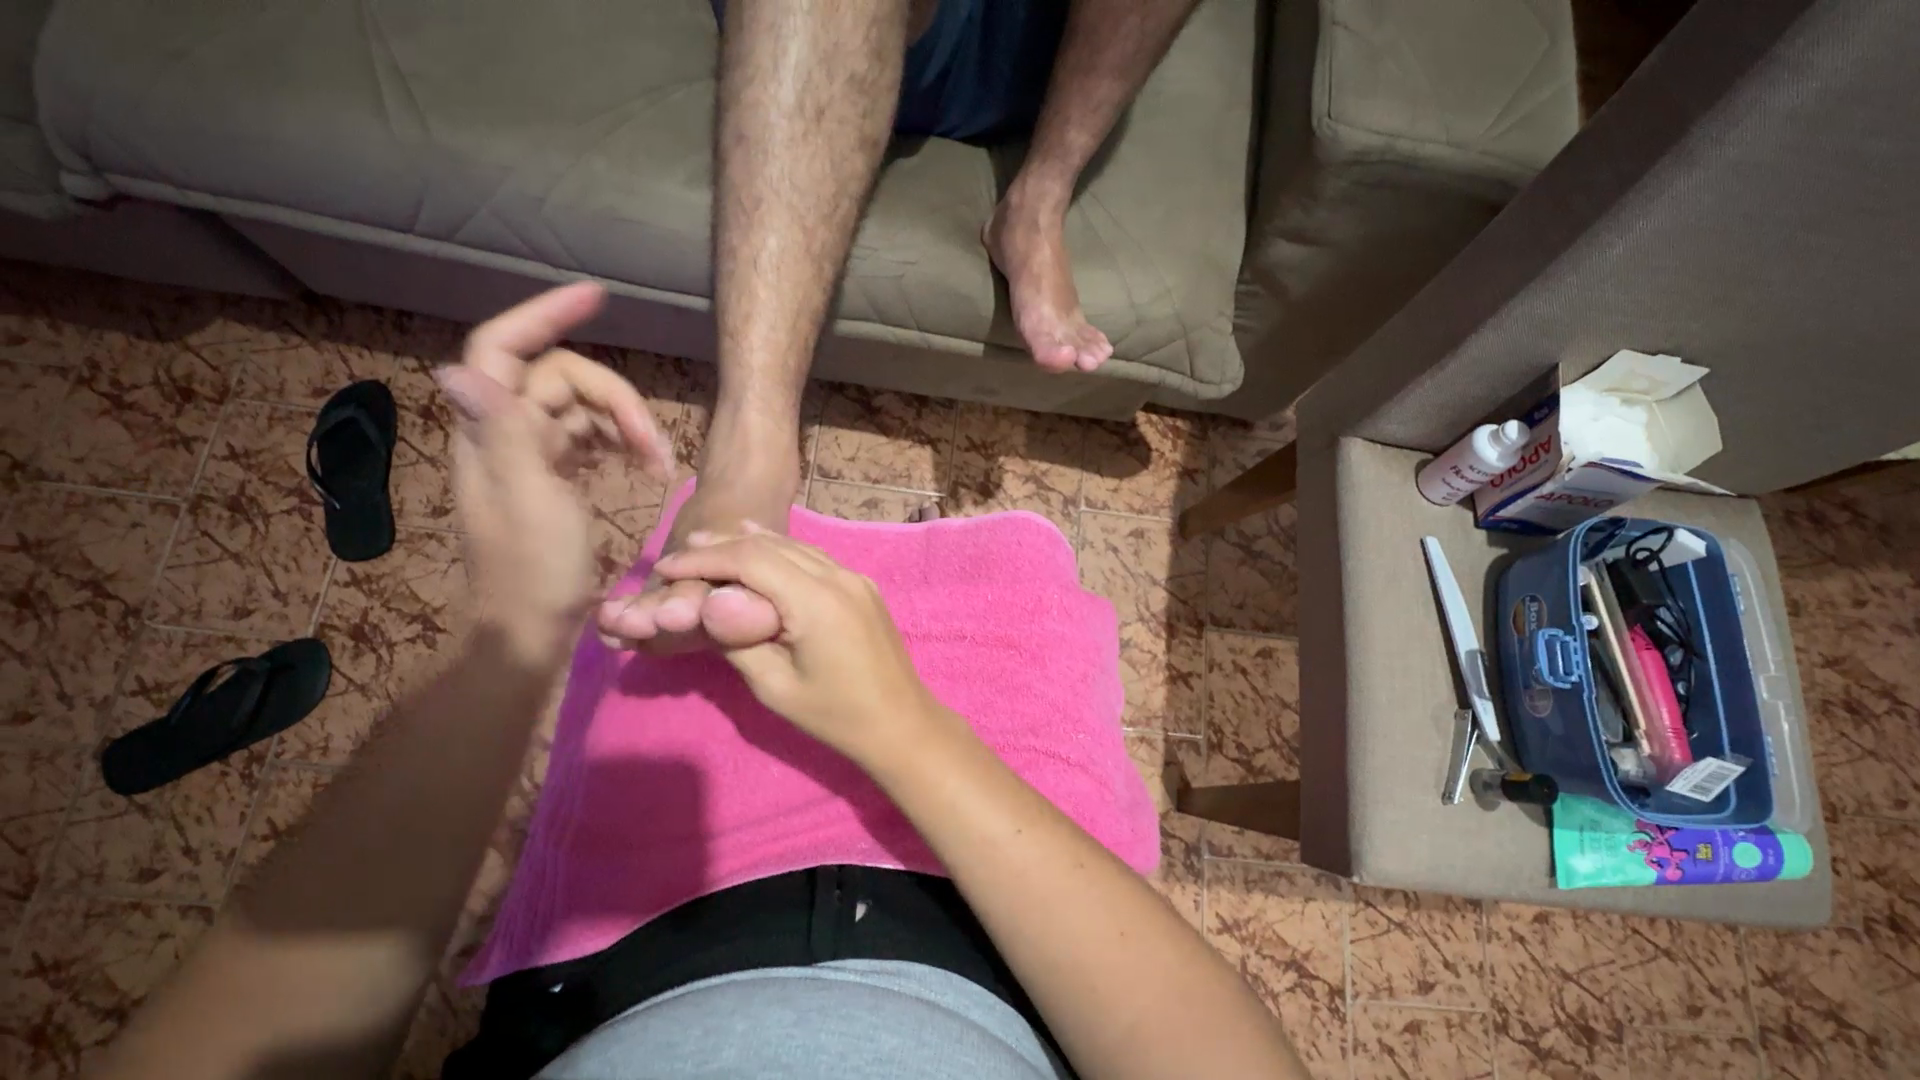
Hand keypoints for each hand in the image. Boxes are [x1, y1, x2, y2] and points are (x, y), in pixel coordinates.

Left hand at [437, 283, 672, 664]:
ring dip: (626, 425)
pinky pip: (589, 438)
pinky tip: (643, 467)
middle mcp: (505, 433)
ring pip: (582, 408)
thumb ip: (504, 433)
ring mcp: (531, 455)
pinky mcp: (554, 477)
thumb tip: (457, 368)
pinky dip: (620, 443)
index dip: (544, 314)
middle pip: (562, 380)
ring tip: (658, 466)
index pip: (504, 347)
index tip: (597, 298)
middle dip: (617, 401)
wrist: (531, 633)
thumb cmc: (534, 573)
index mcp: (491, 431)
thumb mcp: (527, 501)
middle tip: (658, 450)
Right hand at [651, 528, 947, 764]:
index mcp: (816, 601)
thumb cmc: (834, 716)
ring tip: (709, 544)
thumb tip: (705, 601)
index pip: (750, 560)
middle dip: (723, 547)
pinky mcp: (861, 587)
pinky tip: (761, 547)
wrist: (901, 724)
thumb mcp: (774, 686)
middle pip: (771, 547)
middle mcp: (839, 578)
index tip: (666, 568)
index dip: (705, 560)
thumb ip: (738, 638)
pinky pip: (814, 558)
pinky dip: (781, 551)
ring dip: (751, 544)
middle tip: (680, 551)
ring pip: (795, 547)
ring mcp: (855, 579)